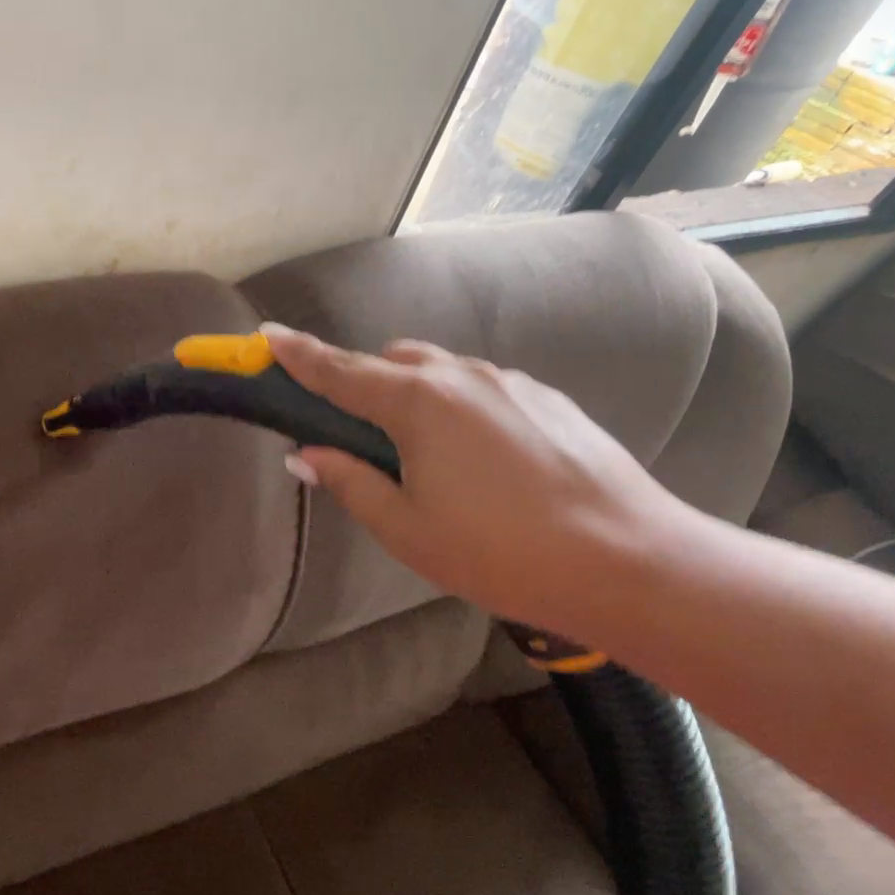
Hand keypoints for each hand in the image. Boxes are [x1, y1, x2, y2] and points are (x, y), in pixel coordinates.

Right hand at [261, 323, 701, 634]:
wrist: (627, 559)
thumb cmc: (498, 551)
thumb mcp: (406, 529)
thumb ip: (350, 483)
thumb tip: (308, 456)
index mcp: (417, 404)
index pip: (339, 372)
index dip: (298, 356)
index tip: (266, 335)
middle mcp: (461, 376)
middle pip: (391, 362)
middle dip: (363, 383)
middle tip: (358, 436)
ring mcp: (511, 382)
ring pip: (440, 371)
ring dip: (413, 396)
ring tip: (424, 457)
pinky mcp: (548, 398)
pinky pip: (481, 388)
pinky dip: (458, 408)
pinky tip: (481, 463)